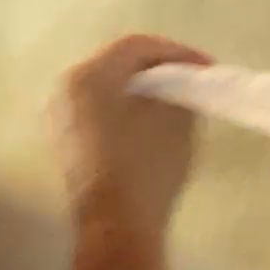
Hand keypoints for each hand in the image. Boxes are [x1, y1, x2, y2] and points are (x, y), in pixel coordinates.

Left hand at [53, 34, 213, 239]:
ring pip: (108, 88)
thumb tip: (178, 87)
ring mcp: (61, 117)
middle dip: (160, 69)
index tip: (209, 68)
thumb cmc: (147, 167)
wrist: (116, 222)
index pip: (137, 47)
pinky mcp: (67, 141)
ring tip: (177, 103)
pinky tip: (153, 125)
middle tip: (194, 81)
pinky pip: (100, 110)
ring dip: (144, 90)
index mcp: (90, 77)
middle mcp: (65, 89)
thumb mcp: (176, 123)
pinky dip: (129, 108)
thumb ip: (179, 92)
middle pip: (118, 64)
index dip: (178, 52)